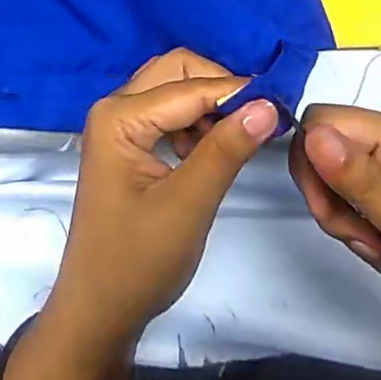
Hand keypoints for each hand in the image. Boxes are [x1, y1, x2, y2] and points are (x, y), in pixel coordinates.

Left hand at [4, 49, 279, 379]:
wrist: (99, 308)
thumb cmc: (137, 261)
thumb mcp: (188, 205)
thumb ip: (226, 151)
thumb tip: (266, 106)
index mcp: (119, 116)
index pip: (188, 87)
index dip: (236, 92)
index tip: (281, 104)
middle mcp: (114, 107)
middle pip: (175, 71)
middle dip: (219, 88)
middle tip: (258, 118)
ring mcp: (118, 123)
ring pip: (173, 88)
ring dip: (208, 104)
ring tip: (238, 138)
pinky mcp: (127, 141)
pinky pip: (167, 111)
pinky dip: (194, 121)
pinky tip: (212, 150)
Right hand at [289, 105, 380, 379]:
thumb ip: (363, 183)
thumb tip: (312, 134)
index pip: (323, 121)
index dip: (315, 162)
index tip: (335, 210)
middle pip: (320, 148)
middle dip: (327, 195)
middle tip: (364, 237)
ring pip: (327, 177)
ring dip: (342, 218)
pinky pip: (344, 200)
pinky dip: (353, 229)